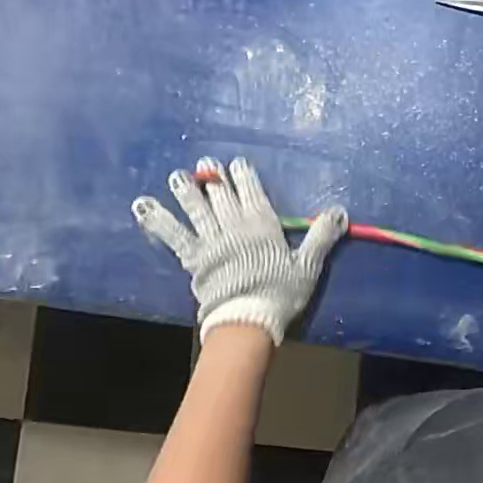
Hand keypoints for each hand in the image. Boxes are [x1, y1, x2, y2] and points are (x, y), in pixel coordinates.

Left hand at [133, 156, 347, 343]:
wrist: (248, 319)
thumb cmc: (280, 293)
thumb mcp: (307, 265)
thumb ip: (321, 236)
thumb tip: (340, 211)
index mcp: (262, 225)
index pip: (253, 193)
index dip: (244, 176)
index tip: (236, 163)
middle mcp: (234, 226)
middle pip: (222, 197)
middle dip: (214, 179)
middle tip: (205, 163)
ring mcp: (211, 240)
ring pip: (197, 209)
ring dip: (187, 191)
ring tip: (177, 175)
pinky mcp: (193, 257)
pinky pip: (173, 234)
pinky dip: (157, 220)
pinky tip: (142, 206)